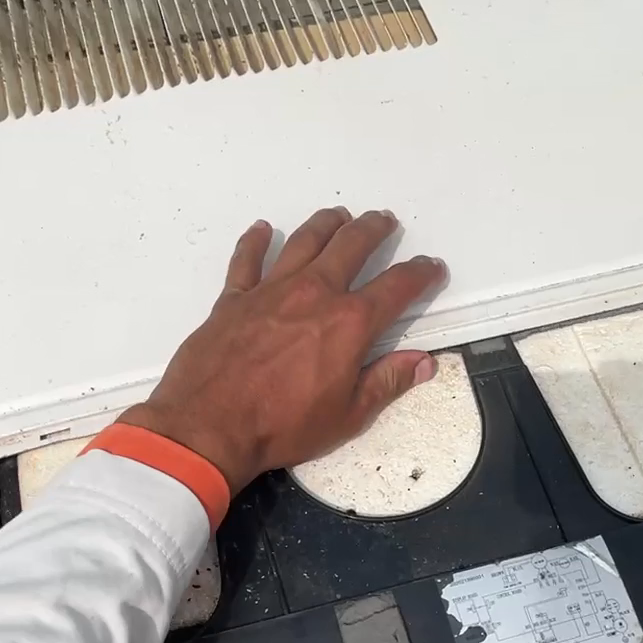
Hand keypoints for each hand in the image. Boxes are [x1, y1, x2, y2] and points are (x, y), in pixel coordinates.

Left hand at [119, 207, 446, 493]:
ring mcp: (270, 290)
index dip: (420, 274)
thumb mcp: (348, 415)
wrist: (211, 426)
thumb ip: (387, 382)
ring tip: (338, 216)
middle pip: (351, 246)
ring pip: (304, 242)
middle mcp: (314, 293)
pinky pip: (247, 259)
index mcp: (349, 323)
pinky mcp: (233, 298)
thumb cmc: (283, 426)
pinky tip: (262, 230)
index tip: (432, 268)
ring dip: (325, 224)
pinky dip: (256, 241)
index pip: (396, 288)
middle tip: (384, 221)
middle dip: (373, 230)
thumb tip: (423, 363)